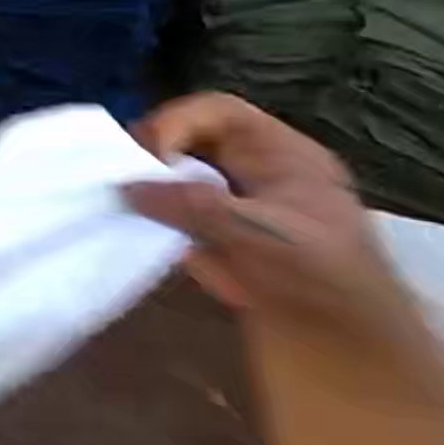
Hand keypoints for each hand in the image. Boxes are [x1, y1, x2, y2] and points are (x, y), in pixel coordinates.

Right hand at [122, 93, 419, 352]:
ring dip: (135, 172)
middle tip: (121, 171)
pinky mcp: (194, 215)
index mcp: (280, 153)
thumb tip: (126, 187)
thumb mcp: (264, 235)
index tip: (151, 155)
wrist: (327, 334)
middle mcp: (246, 163)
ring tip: (116, 191)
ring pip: (162, 160)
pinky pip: (154, 193)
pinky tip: (122, 210)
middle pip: (182, 129)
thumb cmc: (316, 277)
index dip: (178, 121)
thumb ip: (196, 206)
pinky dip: (133, 197)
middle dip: (147, 145)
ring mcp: (219, 189)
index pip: (217, 110)